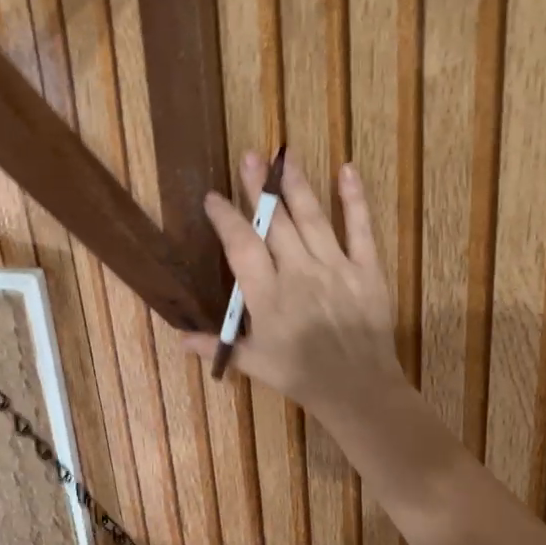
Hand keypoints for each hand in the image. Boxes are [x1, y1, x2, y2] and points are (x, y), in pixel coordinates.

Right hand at [183, 155, 407, 424]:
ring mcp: (335, 267)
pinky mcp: (367, 269)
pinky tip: (347, 170)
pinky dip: (355, 199)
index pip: (241, 245)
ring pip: (312, 217)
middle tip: (249, 157)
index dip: (226, 218)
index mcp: (267, 294)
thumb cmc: (300, 376)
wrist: (358, 389)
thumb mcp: (254, 362)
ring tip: (284, 155)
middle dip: (259, 188)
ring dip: (296, 185)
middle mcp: (298, 272)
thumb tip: (179, 339)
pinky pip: (361, 229)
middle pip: (275, 222)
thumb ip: (217, 344)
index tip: (213, 198)